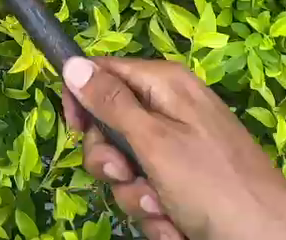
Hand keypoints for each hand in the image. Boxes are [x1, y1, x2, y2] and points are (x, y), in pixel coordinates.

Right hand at [61, 56, 285, 239]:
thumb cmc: (214, 187)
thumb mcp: (154, 141)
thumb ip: (110, 103)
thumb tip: (71, 62)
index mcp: (165, 84)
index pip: (103, 71)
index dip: (82, 98)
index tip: (74, 130)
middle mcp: (172, 110)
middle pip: (110, 123)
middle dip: (112, 160)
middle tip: (126, 178)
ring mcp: (183, 150)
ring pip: (128, 166)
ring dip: (136, 195)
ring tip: (163, 211)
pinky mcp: (190, 187)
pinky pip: (152, 193)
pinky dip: (159, 214)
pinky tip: (179, 227)